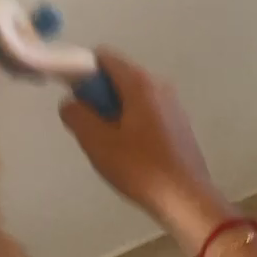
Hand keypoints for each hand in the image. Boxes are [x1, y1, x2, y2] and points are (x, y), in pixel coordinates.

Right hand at [59, 49, 239, 255]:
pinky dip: (130, 123)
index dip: (82, 72)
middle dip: (97, 97)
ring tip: (109, 146)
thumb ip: (77, 115)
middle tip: (90, 130)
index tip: (74, 99)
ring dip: (113, 113)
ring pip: (131, 96)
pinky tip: (129, 153)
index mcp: (140, 83)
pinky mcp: (178, 123)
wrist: (186, 199)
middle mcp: (159, 85)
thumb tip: (70, 101)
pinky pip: (145, 111)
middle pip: (117, 77)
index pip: (104, 57)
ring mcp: (172, 104)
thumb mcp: (97, 142)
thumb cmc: (139, 167)